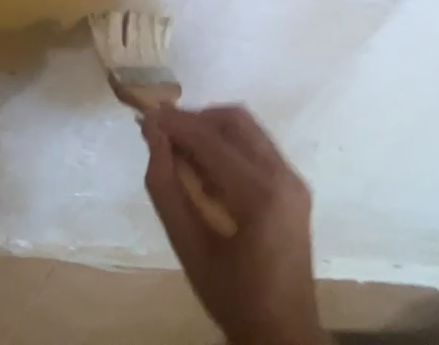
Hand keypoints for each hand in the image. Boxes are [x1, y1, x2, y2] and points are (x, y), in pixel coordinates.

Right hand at [143, 105, 328, 344]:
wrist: (282, 331)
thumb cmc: (230, 294)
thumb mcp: (186, 244)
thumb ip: (164, 185)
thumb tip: (152, 133)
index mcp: (259, 195)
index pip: (209, 139)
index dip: (174, 123)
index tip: (144, 116)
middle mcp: (283, 177)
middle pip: (233, 120)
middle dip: (194, 119)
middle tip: (161, 132)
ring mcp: (294, 180)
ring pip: (246, 127)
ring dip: (210, 128)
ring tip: (179, 147)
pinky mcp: (294, 186)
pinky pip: (256, 145)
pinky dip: (226, 143)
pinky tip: (204, 165)